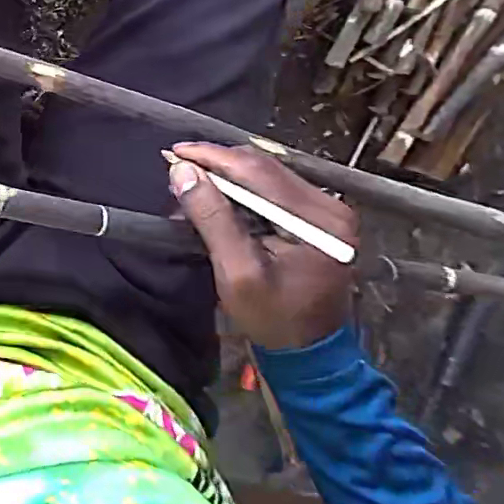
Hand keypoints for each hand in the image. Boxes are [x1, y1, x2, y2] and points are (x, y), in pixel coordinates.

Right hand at [167, 143, 358, 350]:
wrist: (309, 350)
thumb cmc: (274, 317)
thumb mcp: (236, 271)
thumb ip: (212, 218)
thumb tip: (182, 171)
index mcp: (317, 221)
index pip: (256, 171)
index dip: (211, 157)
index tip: (174, 152)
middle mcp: (329, 208)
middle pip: (262, 166)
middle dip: (215, 164)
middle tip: (177, 170)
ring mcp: (326, 211)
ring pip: (264, 173)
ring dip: (224, 175)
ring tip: (192, 186)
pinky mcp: (317, 217)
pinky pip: (271, 187)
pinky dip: (239, 187)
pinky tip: (216, 198)